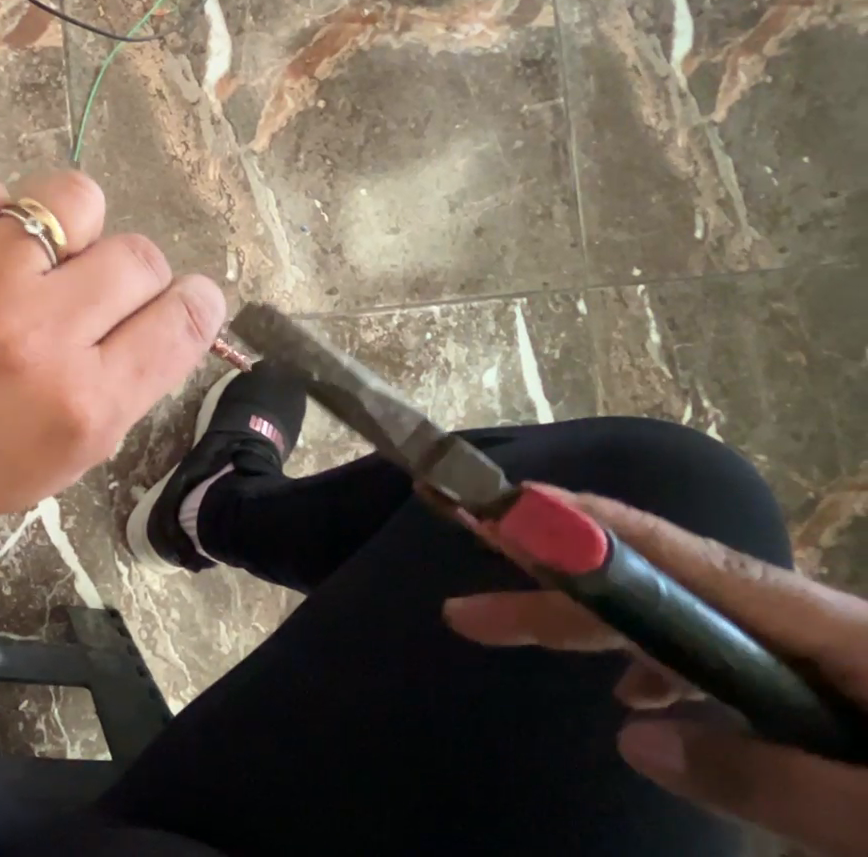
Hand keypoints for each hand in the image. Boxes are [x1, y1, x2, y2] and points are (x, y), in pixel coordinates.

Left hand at [0, 170, 224, 557]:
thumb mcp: (72, 455)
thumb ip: (131, 382)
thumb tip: (174, 307)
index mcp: (85, 402)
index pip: (182, 318)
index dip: (191, 302)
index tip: (175, 300)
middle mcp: (38, 335)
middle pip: (137, 255)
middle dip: (125, 275)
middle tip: (83, 297)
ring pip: (72, 199)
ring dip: (67, 229)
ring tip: (35, 262)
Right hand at [443, 484, 867, 855]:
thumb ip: (776, 786)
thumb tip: (634, 738)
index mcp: (834, 633)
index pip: (673, 556)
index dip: (569, 523)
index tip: (485, 500)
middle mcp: (813, 629)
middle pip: (650, 588)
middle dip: (543, 589)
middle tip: (456, 605)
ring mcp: (818, 662)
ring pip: (672, 626)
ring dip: (582, 628)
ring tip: (505, 638)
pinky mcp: (825, 697)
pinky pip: (712, 666)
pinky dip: (649, 669)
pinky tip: (636, 703)